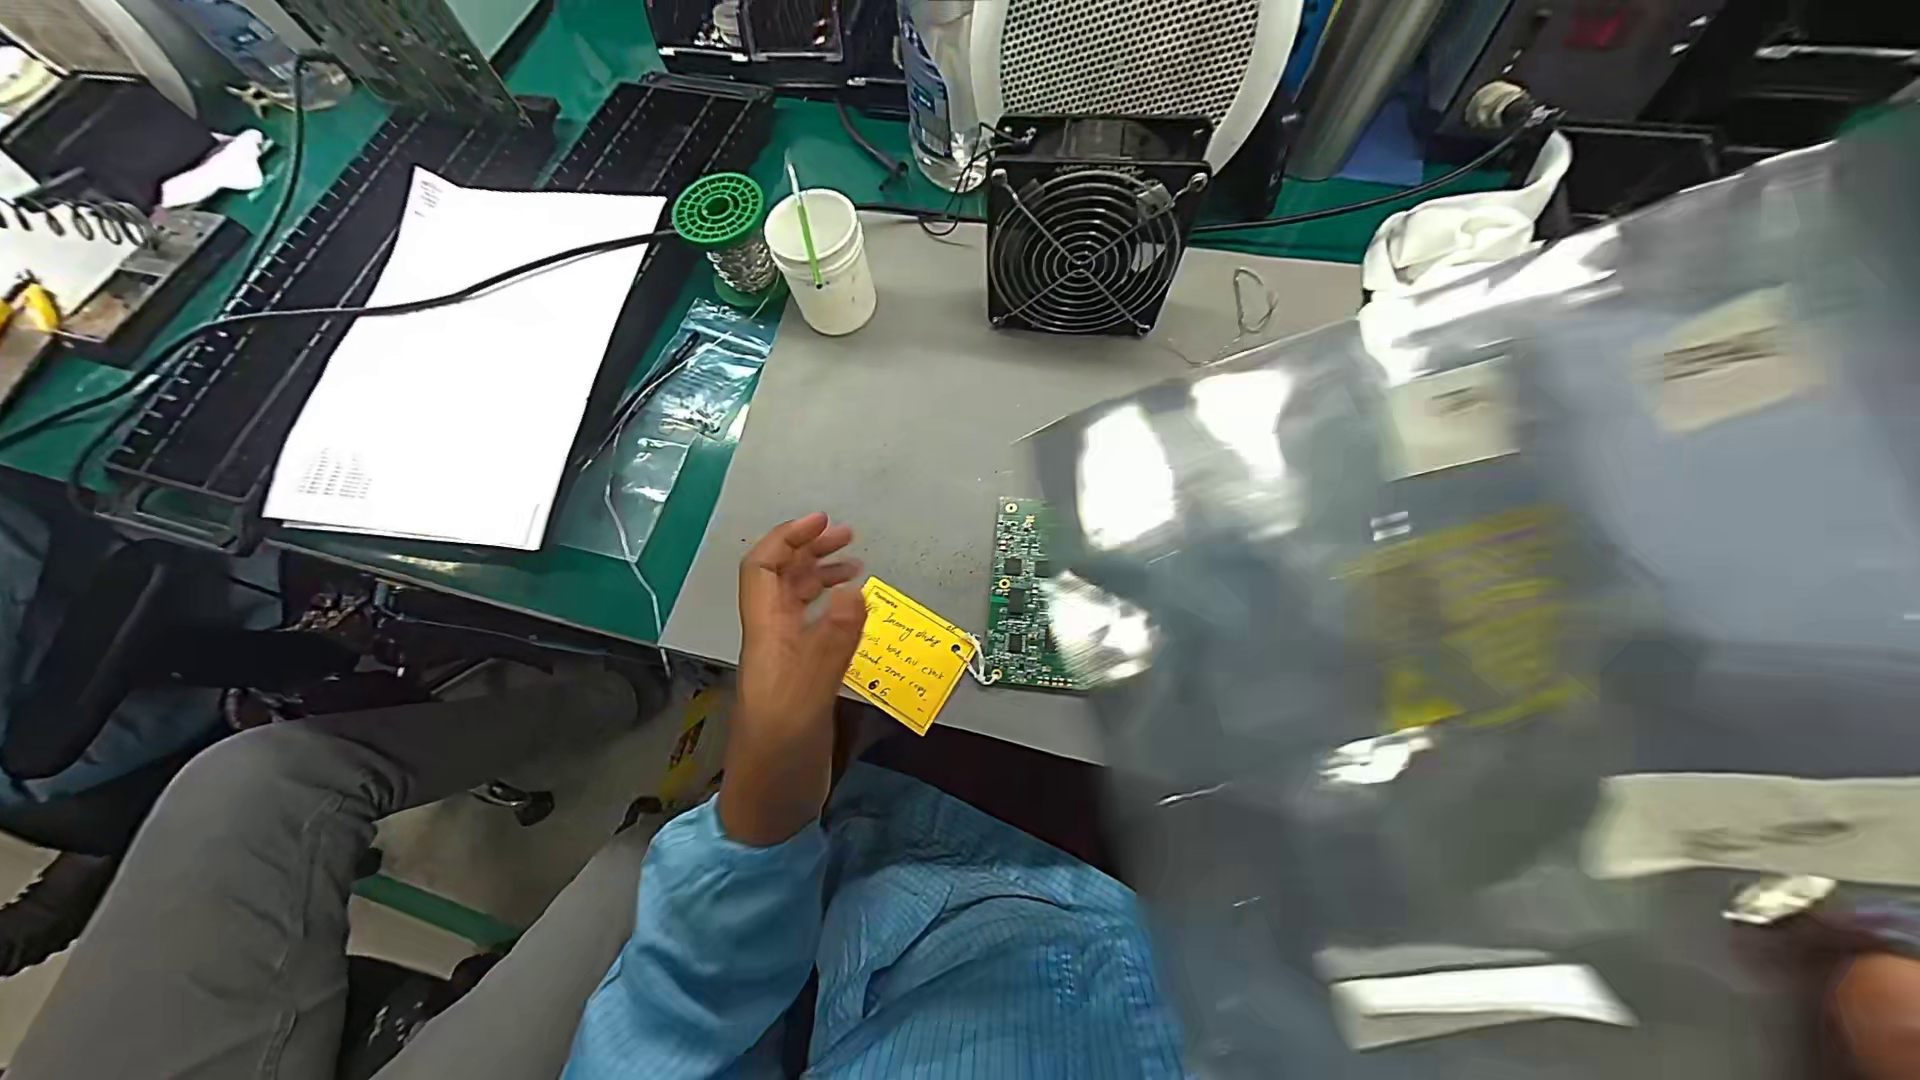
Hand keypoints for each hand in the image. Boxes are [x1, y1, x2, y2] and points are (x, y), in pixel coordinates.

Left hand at [720, 513, 866, 845]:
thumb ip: (831, 645)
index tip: (822, 522)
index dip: (787, 539)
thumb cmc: (779, 753)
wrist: (768, 806)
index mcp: (765, 634)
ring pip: (799, 602)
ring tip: (855, 563)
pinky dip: (835, 609)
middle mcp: (773, 639)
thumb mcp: (807, 698)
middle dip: (809, 549)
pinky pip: (817, 628)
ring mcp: (787, 659)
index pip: (762, 569)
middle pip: (781, 579)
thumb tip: (856, 589)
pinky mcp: (803, 679)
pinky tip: (854, 612)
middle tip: (848, 536)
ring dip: (821, 575)